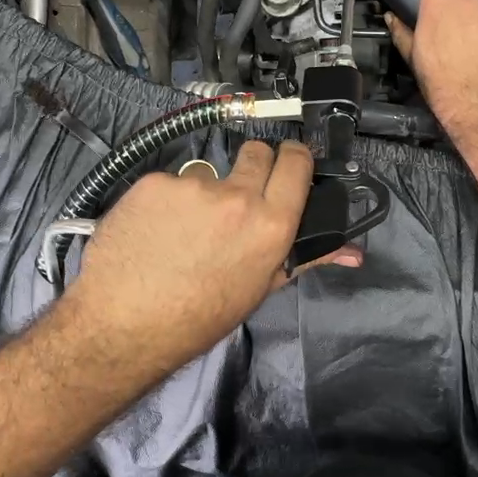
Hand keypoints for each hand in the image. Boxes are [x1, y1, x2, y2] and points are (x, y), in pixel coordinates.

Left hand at [65, 140, 360, 372]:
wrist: (123, 324)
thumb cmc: (199, 318)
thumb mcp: (258, 289)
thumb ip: (303, 258)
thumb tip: (354, 253)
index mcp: (271, 224)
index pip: (297, 162)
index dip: (293, 159)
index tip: (287, 164)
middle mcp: (237, 196)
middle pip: (257, 152)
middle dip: (252, 167)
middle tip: (235, 198)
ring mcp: (193, 185)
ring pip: (208, 172)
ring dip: (203, 192)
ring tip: (182, 230)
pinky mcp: (154, 181)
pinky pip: (170, 182)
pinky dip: (165, 200)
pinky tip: (153, 230)